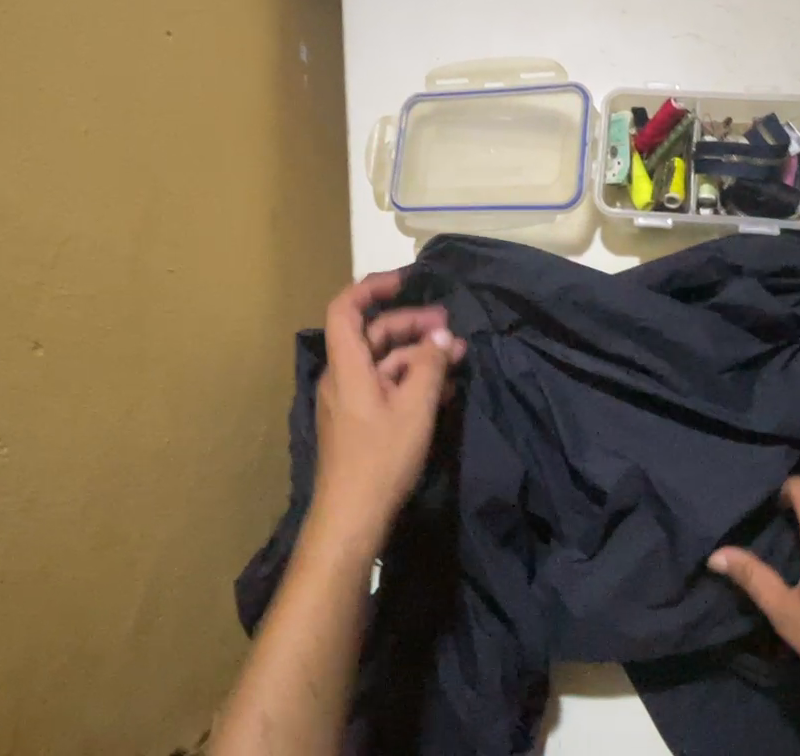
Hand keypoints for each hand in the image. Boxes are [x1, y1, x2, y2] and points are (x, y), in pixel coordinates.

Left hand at [307, 270, 465, 559]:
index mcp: (347, 366)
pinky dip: (412, 380)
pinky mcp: (360, 421)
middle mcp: (343, 377)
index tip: (407, 282)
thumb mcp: (415, 408)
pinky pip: (385, 387)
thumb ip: (430, 365)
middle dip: (413, 325)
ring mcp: (350, 401)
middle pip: (374, 335)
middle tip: (451, 328)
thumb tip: (443, 335)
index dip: (372, 287)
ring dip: (419, 356)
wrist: (352, 518)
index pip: (346, 309)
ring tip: (457, 359)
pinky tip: (443, 389)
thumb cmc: (381, 458)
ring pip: (384, 362)